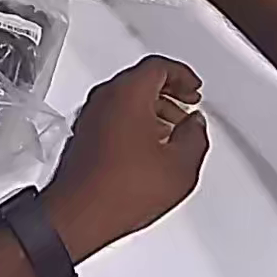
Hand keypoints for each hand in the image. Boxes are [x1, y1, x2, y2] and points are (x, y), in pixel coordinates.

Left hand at [42, 56, 208, 260]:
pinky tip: (150, 141)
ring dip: (152, 105)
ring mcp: (90, 113)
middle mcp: (104, 97)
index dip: (182, 74)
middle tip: (187, 101)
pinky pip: (113, 112)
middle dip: (168, 89)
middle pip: (140, 78)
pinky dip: (134, 117)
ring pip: (126, 95)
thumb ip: (195, 136)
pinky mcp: (83, 130)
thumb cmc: (121, 188)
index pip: (158, 66)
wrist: (81, 210)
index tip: (194, 86)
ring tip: (174, 127)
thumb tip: (195, 125)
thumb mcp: (181, 165)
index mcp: (127, 94)